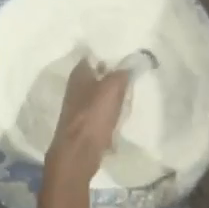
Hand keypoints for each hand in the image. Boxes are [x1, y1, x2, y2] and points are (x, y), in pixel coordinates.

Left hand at [46, 60, 131, 184]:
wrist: (79, 153)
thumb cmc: (93, 116)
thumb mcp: (112, 88)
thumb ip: (121, 73)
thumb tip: (129, 64)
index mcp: (79, 74)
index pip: (93, 56)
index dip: (108, 55)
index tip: (126, 57)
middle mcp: (76, 88)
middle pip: (98, 76)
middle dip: (114, 77)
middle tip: (132, 77)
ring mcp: (79, 107)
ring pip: (100, 95)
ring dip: (114, 96)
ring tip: (130, 96)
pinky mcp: (84, 124)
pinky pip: (101, 113)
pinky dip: (111, 114)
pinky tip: (121, 116)